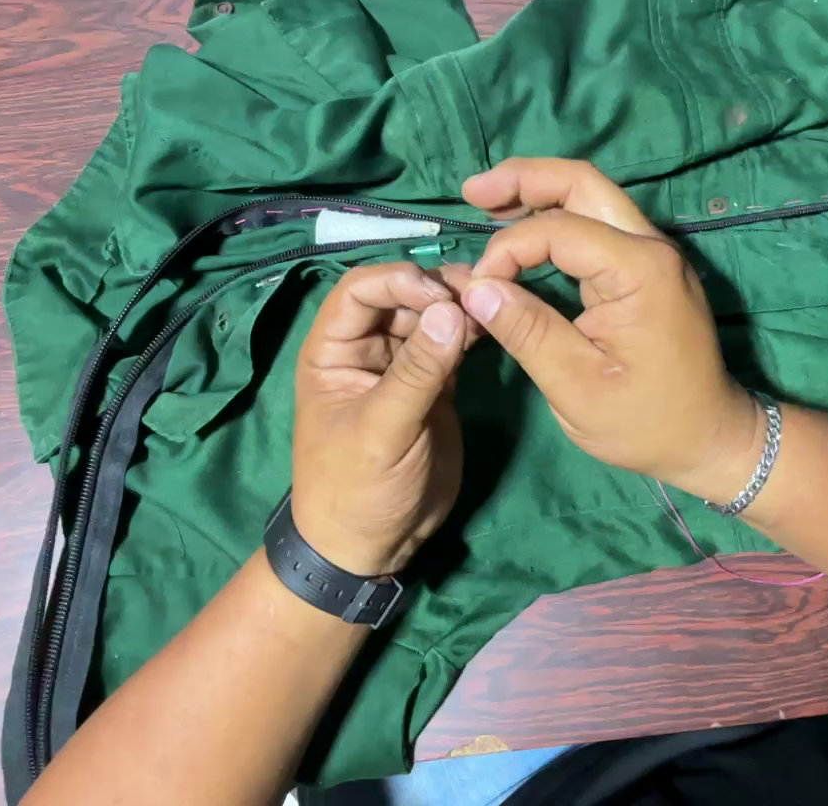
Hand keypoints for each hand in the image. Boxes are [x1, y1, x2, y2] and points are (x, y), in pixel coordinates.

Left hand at [292, 262, 470, 576]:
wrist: (373, 546)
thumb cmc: (357, 489)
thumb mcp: (383, 431)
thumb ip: (417, 372)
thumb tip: (451, 312)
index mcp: (333, 351)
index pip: (360, 291)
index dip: (397, 281)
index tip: (439, 295)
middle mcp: (366, 348)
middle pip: (401, 296)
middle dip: (436, 290)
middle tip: (480, 295)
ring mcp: (402, 365)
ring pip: (430, 317)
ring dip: (459, 307)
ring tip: (492, 305)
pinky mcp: (434, 385)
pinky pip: (451, 345)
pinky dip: (471, 333)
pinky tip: (494, 326)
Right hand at [457, 159, 761, 501]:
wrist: (708, 438)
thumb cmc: (645, 421)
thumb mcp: (575, 387)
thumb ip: (526, 331)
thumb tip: (476, 288)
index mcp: (639, 271)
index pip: (558, 229)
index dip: (508, 249)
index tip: (479, 289)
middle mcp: (651, 246)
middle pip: (582, 184)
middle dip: (524, 179)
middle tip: (473, 191)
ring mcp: (653, 252)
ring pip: (592, 195)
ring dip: (539, 193)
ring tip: (489, 201)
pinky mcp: (648, 266)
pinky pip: (599, 223)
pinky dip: (557, 218)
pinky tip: (525, 231)